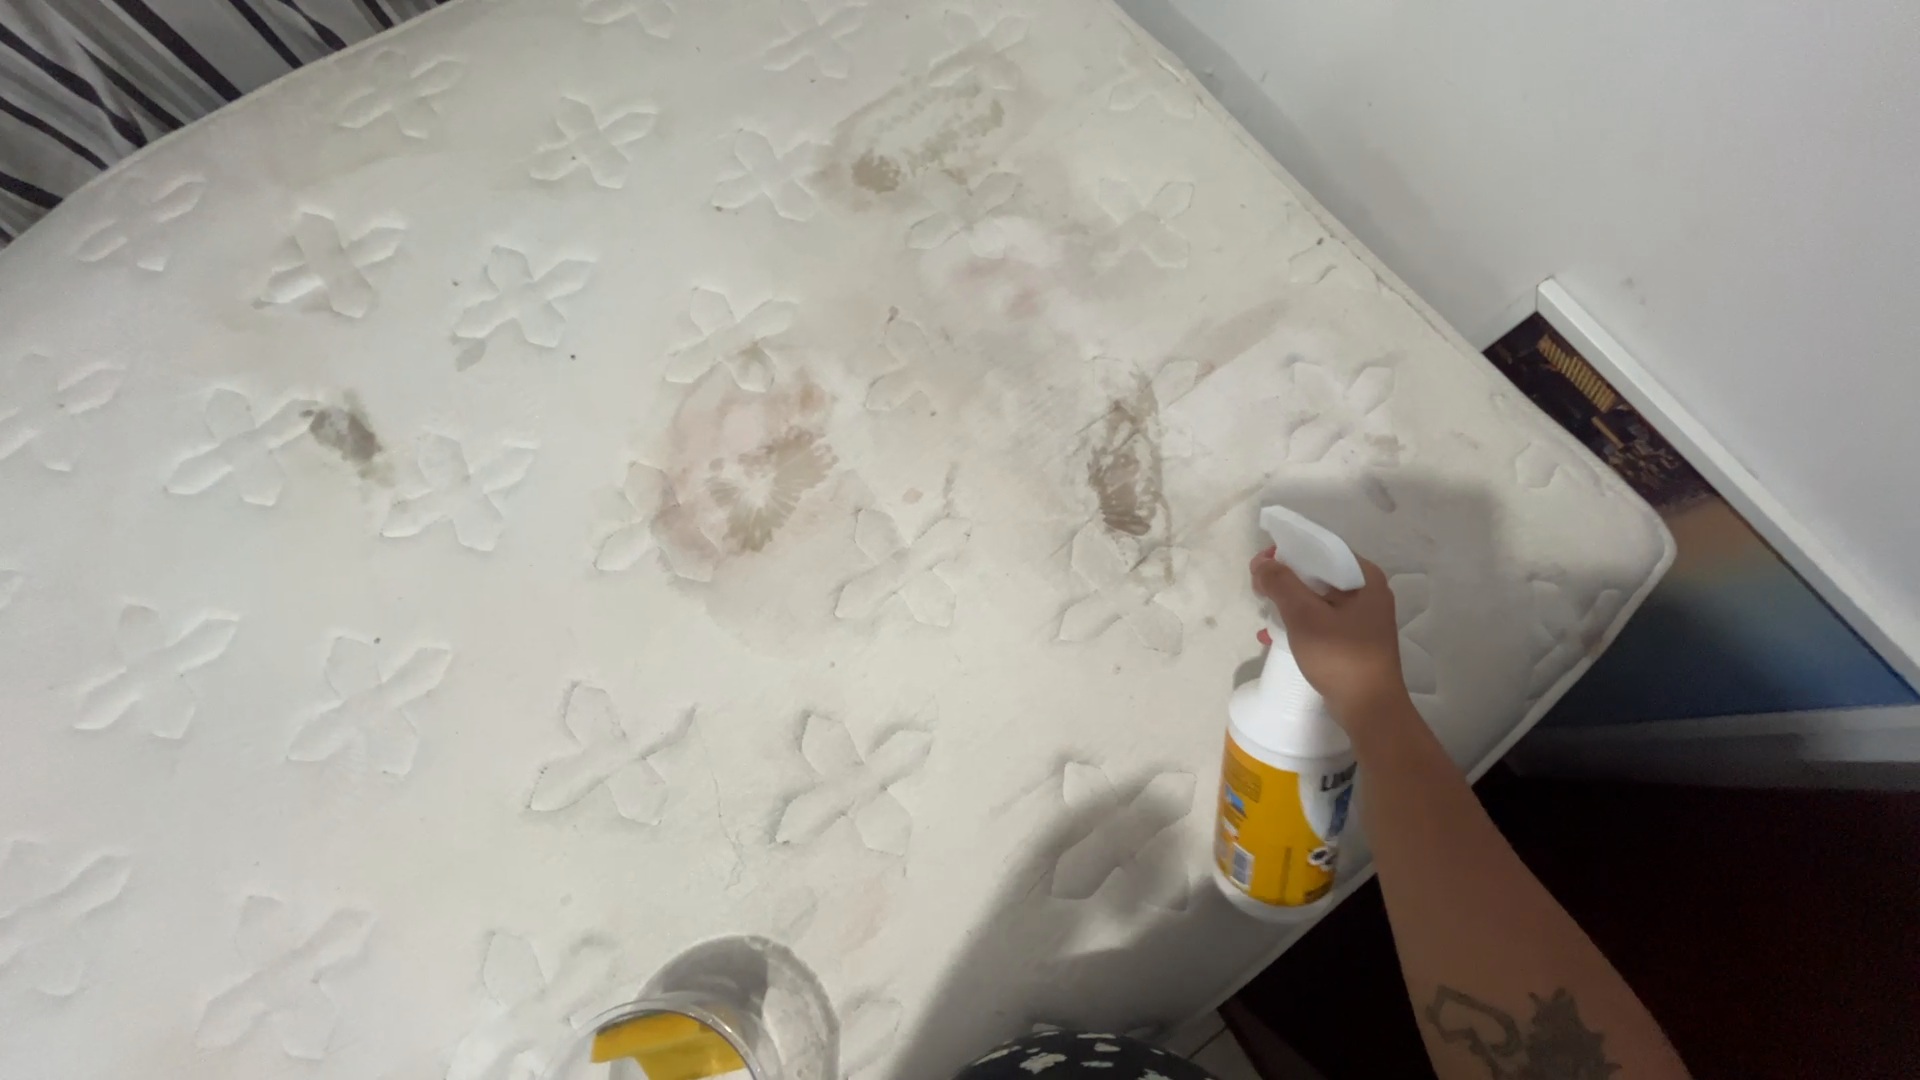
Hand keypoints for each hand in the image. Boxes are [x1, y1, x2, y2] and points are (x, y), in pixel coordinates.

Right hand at [1250, 546, 1411, 725]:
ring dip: (1288, 600)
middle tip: (1258, 589)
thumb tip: (1262, 562)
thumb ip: (1281, 583)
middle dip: (1284, 578)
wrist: (1369, 709)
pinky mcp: (1354, 636)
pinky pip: (1321, 616)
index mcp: (1364, 578)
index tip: (1259, 566)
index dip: (1287, 552)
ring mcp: (1362, 616)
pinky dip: (1299, 619)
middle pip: (1318, 572)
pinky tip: (1275, 633)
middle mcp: (1368, 591)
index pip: (1321, 549)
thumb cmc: (1340, 657)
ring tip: (1264, 612)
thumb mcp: (1304, 616)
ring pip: (1317, 595)